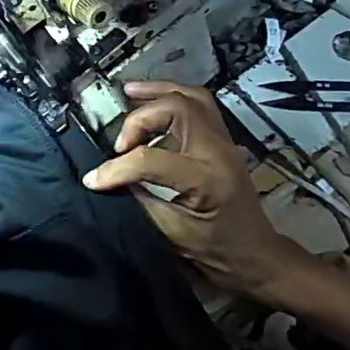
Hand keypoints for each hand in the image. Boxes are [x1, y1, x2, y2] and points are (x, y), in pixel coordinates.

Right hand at [82, 82, 319, 304]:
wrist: (256, 256)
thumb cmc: (215, 252)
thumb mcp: (170, 234)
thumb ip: (137, 199)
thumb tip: (105, 177)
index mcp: (206, 180)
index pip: (151, 159)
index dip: (115, 168)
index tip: (93, 179)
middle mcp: (218, 151)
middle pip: (176, 108)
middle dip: (139, 119)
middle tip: (121, 144)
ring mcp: (224, 140)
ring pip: (191, 96)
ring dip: (157, 93)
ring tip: (128, 93)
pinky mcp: (223, 139)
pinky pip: (199, 103)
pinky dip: (172, 96)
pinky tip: (151, 100)